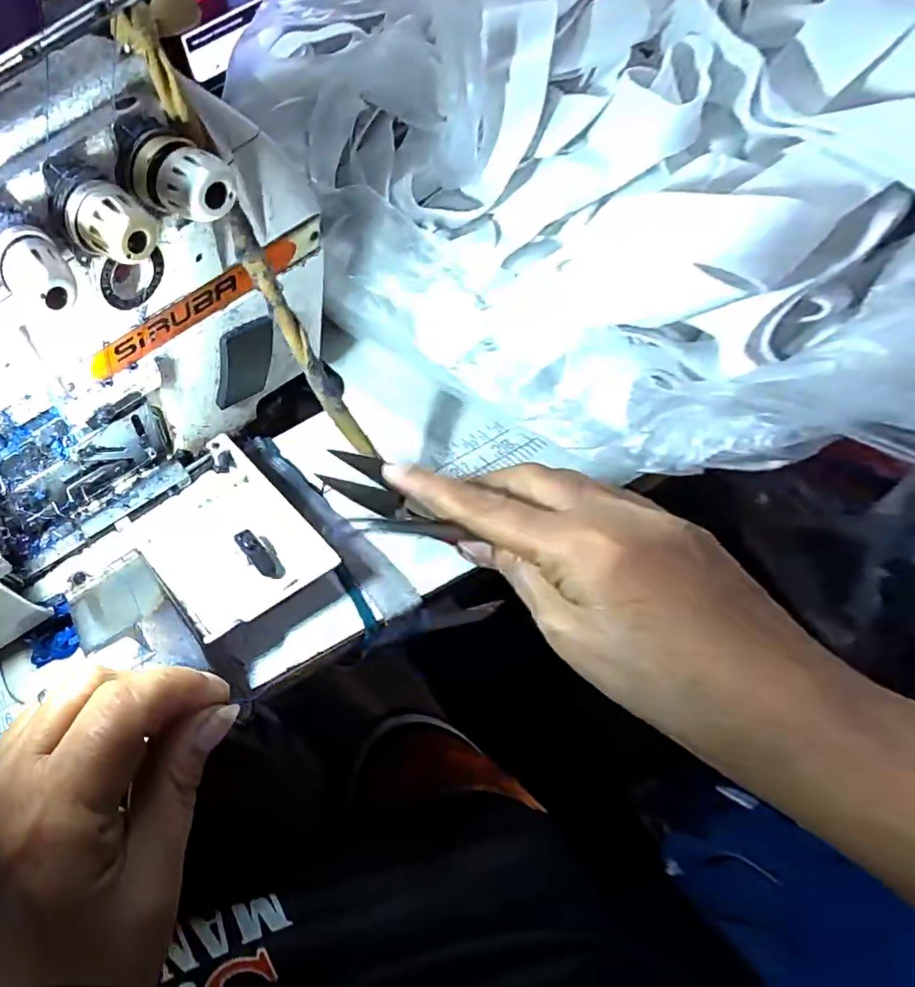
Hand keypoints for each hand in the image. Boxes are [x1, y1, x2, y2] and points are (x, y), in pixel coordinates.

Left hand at [0, 666, 235, 986]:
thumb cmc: (101, 958)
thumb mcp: (154, 882)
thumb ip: (176, 785)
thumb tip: (213, 713)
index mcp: (54, 804)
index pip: (115, 708)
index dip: (172, 686)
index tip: (219, 691)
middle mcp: (11, 769)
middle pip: (83, 686)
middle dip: (144, 685)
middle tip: (194, 710)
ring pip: (60, 692)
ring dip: (114, 695)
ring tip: (162, 724)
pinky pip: (41, 714)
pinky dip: (83, 713)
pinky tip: (115, 740)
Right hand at [383, 463, 823, 726]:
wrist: (784, 709)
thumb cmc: (656, 682)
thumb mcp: (565, 632)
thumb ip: (518, 573)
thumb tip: (476, 541)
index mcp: (583, 545)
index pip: (489, 508)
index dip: (435, 489)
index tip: (392, 468)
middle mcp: (618, 514)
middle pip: (528, 478)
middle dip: (478, 482)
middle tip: (438, 502)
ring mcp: (655, 517)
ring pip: (565, 482)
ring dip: (516, 490)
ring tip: (486, 515)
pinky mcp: (678, 529)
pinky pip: (599, 498)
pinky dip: (556, 503)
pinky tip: (546, 530)